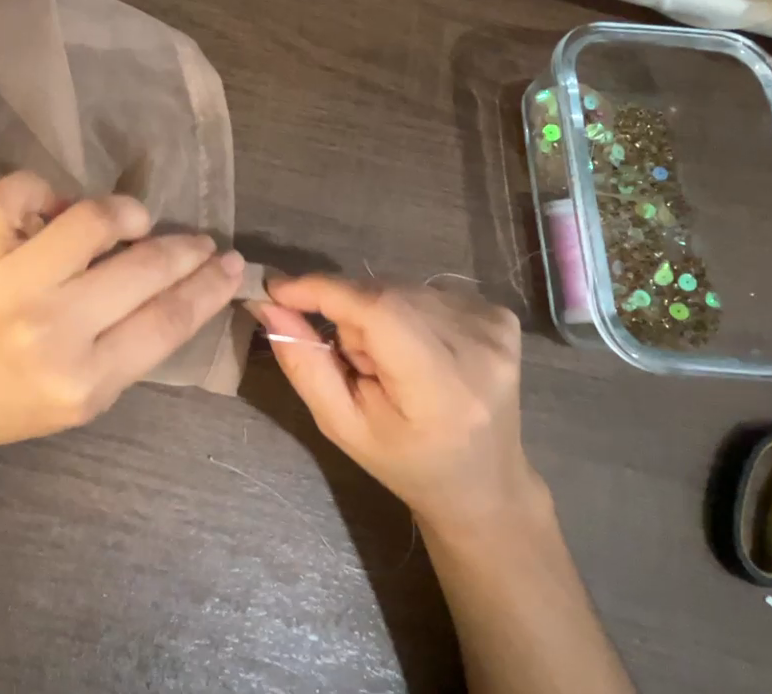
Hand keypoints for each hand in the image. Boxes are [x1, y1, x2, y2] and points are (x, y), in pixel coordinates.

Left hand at [0, 171, 243, 463]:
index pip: (168, 319)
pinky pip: (16, 193)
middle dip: (186, 248)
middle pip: (143, 268)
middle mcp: (51, 329)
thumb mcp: (89, 398)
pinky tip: (58, 205)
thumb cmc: (16, 403)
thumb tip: (182, 279)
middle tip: (198, 240)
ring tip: (135, 221)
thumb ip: (134, 344)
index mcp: (85, 379)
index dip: (210, 285)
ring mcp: (10, 283)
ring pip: (91, 221)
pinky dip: (44, 189)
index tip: (231, 263)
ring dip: (127, 212)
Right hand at [256, 275, 546, 537]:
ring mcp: (495, 327)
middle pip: (383, 294)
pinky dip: (403, 312)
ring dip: (376, 314)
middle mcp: (478, 347)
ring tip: (386, 361)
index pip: (378, 310)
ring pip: (400, 288)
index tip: (277, 288)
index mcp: (442, 388)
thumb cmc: (405, 462)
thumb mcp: (341, 425)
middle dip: (350, 316)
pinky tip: (414, 349)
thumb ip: (304, 363)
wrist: (483, 483)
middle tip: (353, 362)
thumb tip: (269, 305)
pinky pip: (424, 291)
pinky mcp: (502, 317)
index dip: (323, 290)